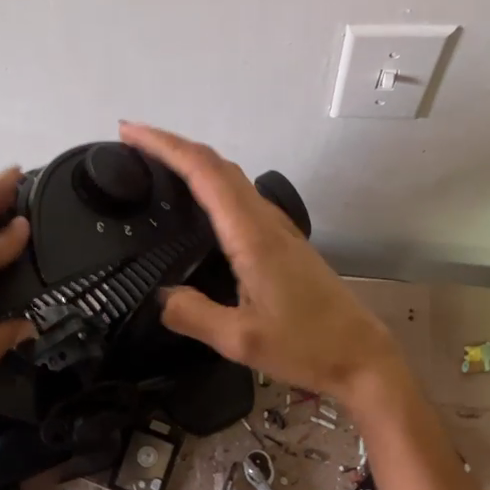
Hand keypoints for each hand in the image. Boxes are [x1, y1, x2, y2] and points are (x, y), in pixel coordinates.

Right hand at [121, 121, 404, 403]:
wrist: (360, 356)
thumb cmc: (304, 346)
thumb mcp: (239, 340)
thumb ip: (193, 316)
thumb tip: (157, 296)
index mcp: (251, 236)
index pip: (204, 173)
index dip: (164, 146)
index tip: (129, 133)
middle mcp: (265, 222)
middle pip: (217, 164)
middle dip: (172, 145)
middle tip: (131, 143)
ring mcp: (277, 229)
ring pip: (230, 178)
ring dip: (192, 162)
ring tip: (153, 166)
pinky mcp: (282, 242)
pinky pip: (239, 197)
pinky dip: (210, 184)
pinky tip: (195, 204)